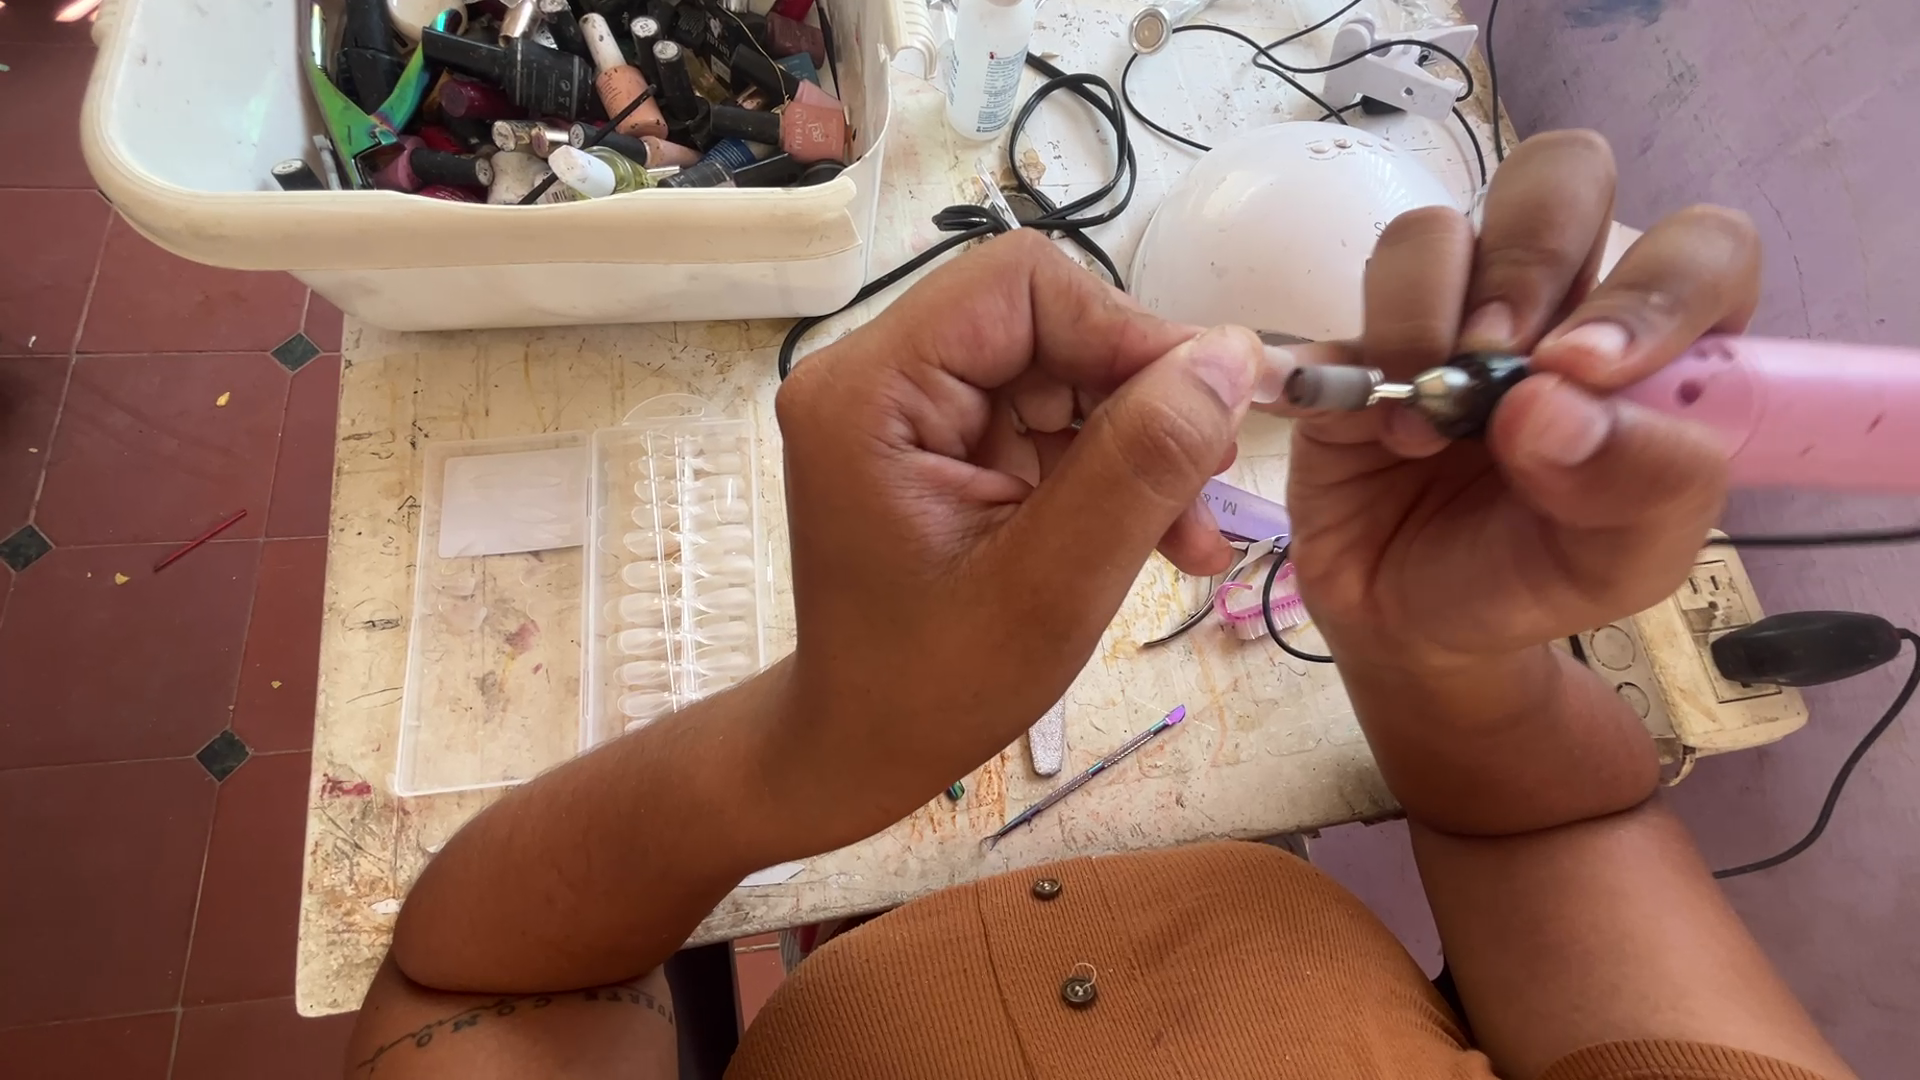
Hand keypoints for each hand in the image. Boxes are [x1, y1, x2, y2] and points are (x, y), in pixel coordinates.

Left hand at [766, 230, 1265, 848]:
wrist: (863, 742)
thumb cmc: (937, 688)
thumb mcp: (1054, 583)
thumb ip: (1142, 462)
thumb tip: (1230, 353)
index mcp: (870, 391)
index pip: (1019, 286)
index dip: (1126, 330)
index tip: (1206, 408)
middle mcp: (875, 378)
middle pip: (1043, 327)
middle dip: (1139, 400)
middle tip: (1209, 479)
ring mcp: (907, 411)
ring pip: (1057, 376)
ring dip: (1135, 444)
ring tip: (1192, 530)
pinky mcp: (938, 446)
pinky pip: (1042, 425)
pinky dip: (1104, 471)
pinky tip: (1158, 532)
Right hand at [1277, 130, 1761, 666]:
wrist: (1401, 621)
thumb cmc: (1518, 584)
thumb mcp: (1615, 564)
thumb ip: (1639, 485)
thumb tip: (1549, 399)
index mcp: (1640, 351)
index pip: (1690, 247)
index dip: (1646, 287)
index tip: (1575, 371)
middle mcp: (1540, 318)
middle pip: (1555, 181)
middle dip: (1523, 261)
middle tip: (1486, 356)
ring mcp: (1432, 332)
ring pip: (1426, 235)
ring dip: (1414, 316)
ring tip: (1412, 424)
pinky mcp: (1346, 366)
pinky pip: (1325, 324)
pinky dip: (1318, 365)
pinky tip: (1329, 417)